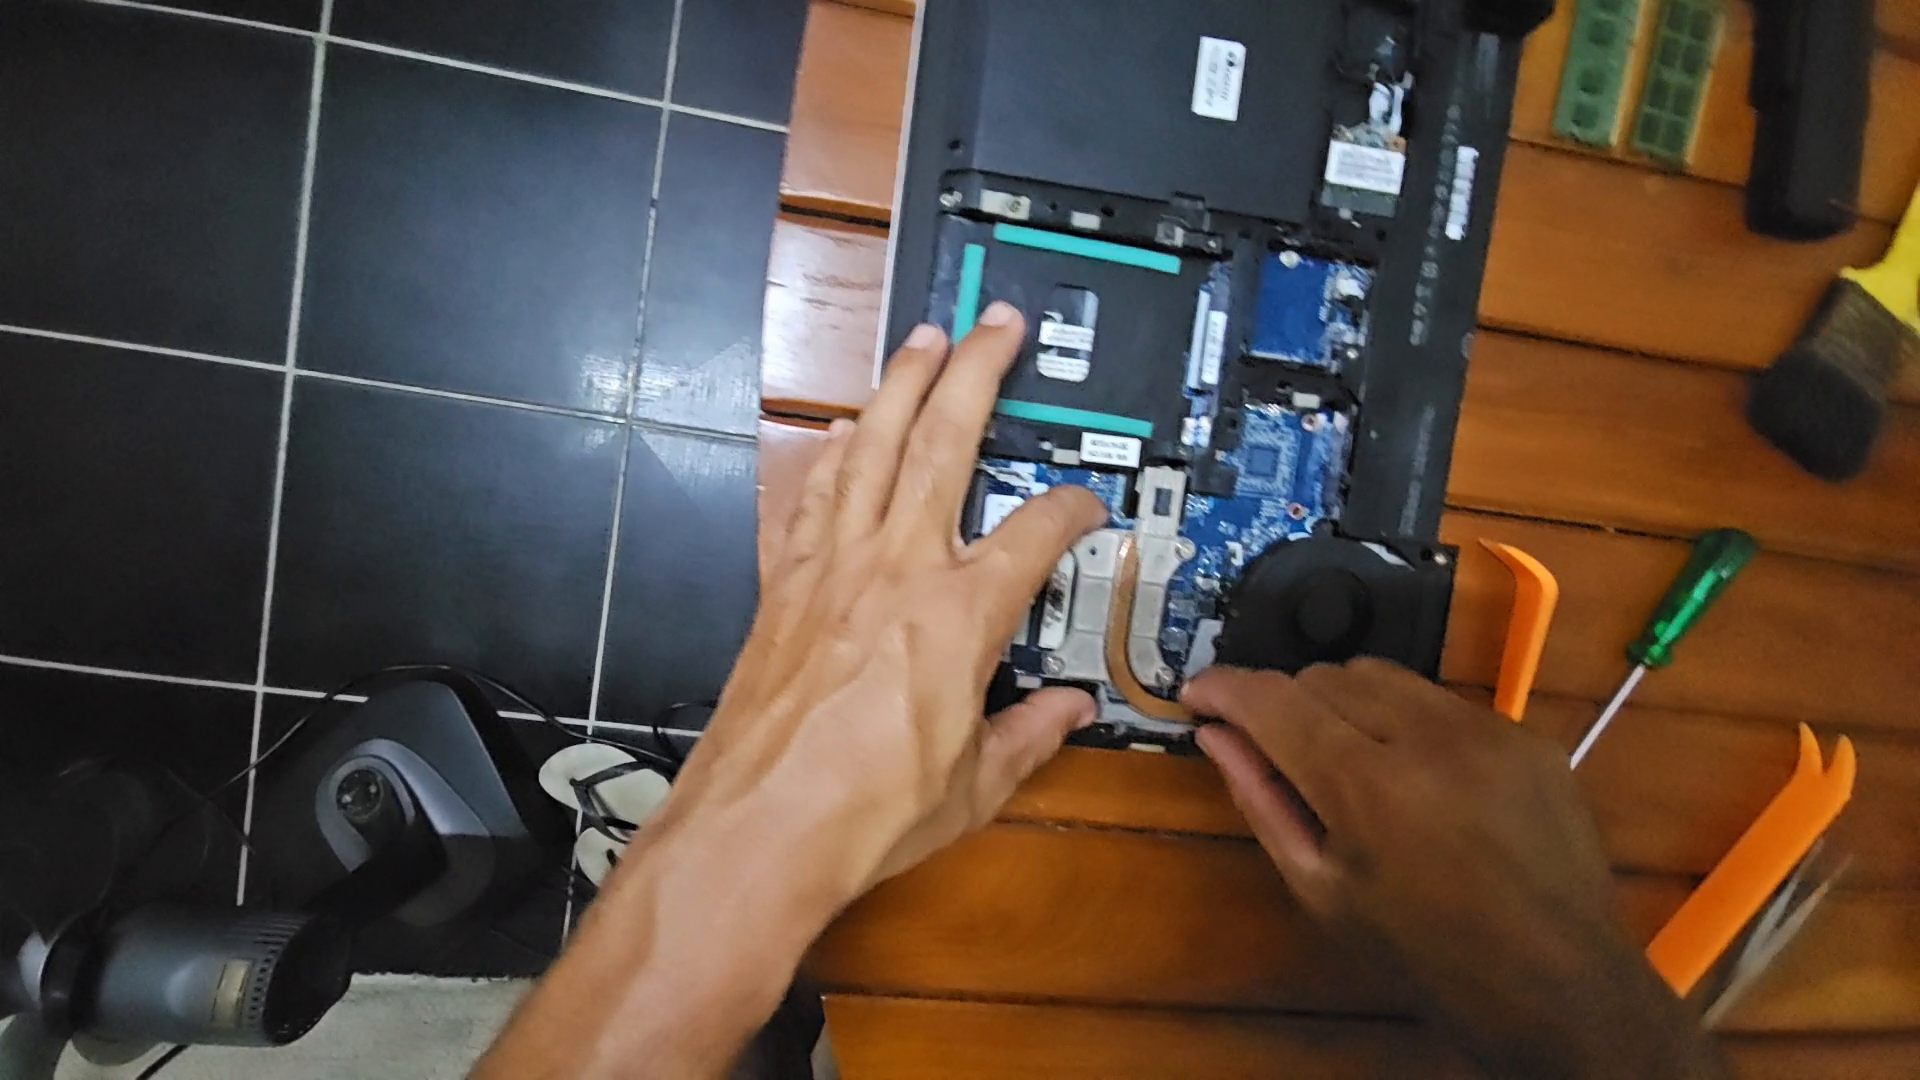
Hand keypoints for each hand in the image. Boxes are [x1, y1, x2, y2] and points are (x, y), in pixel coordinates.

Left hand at [674, 300, 1108, 895]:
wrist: (759, 829)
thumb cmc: (868, 810)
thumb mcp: (975, 784)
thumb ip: (1031, 736)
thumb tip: (1069, 713)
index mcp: (961, 614)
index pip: (1040, 530)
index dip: (1075, 507)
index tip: (1086, 506)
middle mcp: (899, 567)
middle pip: (946, 440)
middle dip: (976, 370)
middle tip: (994, 324)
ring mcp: (834, 565)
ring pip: (872, 445)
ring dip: (899, 386)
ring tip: (921, 342)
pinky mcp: (786, 582)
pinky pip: (814, 496)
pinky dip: (833, 455)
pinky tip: (846, 431)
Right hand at [1185, 660, 1730, 1079]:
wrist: (1566, 991)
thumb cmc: (1420, 951)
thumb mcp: (1317, 885)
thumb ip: (1259, 796)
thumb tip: (1214, 733)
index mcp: (1366, 787)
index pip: (1271, 699)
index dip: (1222, 686)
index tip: (1196, 694)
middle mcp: (1426, 739)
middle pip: (1317, 675)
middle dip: (1280, 700)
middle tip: (1274, 744)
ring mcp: (1484, 729)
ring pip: (1372, 672)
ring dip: (1335, 698)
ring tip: (1342, 749)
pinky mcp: (1523, 733)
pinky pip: (1429, 694)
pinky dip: (1395, 713)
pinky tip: (1408, 764)